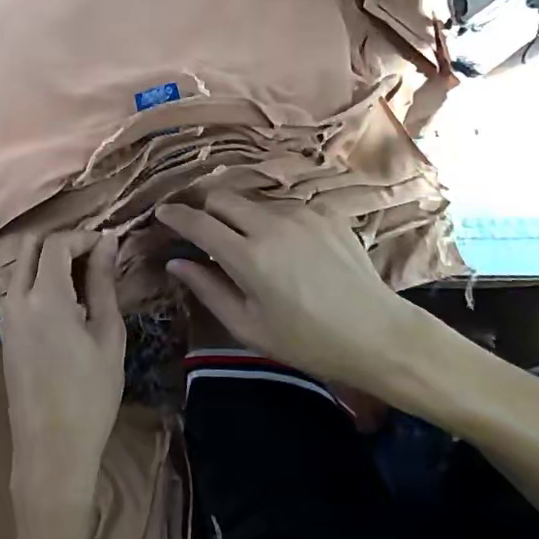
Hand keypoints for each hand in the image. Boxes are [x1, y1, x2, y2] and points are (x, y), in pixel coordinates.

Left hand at [0, 231, 125, 500]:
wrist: (52, 450)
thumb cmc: (91, 393)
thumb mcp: (107, 333)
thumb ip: (103, 282)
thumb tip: (107, 242)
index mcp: (44, 297)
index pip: (57, 243)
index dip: (85, 237)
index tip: (110, 247)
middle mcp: (16, 299)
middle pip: (31, 245)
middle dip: (63, 241)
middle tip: (95, 255)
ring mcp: (5, 316)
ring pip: (22, 265)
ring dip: (50, 258)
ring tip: (86, 275)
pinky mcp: (5, 332)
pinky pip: (19, 288)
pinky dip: (40, 278)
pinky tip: (69, 298)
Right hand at [157, 192, 432, 392]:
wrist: (375, 333)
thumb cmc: (306, 341)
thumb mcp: (249, 326)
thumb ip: (208, 289)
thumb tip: (176, 263)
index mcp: (249, 256)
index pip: (199, 222)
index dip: (176, 216)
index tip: (163, 214)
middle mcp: (272, 224)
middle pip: (223, 198)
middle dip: (206, 209)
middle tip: (202, 230)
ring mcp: (302, 214)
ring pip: (255, 202)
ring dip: (241, 216)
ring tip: (248, 244)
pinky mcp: (325, 213)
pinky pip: (285, 208)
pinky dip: (273, 221)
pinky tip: (286, 248)